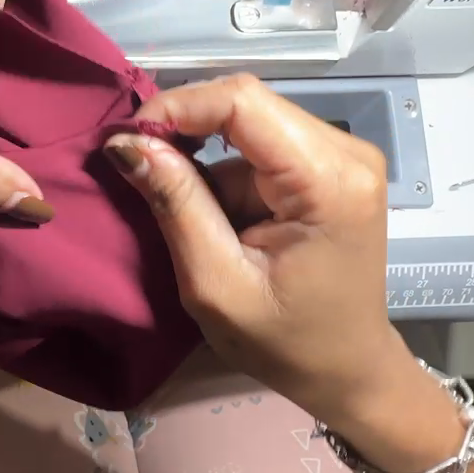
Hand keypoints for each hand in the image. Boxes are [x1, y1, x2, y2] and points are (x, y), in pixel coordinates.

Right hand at [105, 75, 414, 418]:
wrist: (345, 369)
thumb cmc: (284, 341)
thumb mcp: (215, 283)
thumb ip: (176, 205)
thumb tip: (127, 143)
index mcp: (329, 181)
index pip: (243, 103)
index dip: (177, 107)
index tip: (127, 141)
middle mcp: (346, 152)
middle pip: (246, 105)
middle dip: (183, 129)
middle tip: (137, 166)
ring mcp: (341, 156)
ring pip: (247, 122)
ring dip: (200, 155)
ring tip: (177, 204)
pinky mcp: (327, 167)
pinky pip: (258, 144)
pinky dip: (221, 169)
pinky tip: (211, 211)